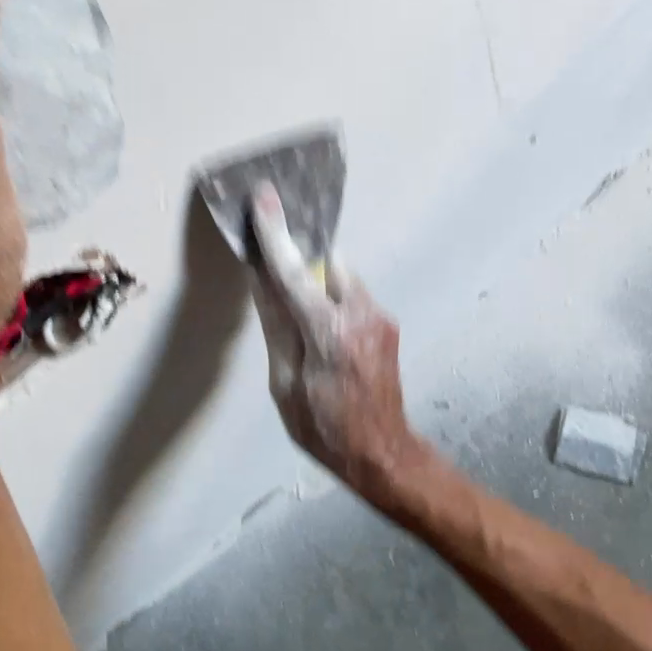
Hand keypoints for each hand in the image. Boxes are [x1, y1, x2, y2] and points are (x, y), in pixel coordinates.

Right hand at [248, 185, 420, 487]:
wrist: (382, 453)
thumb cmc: (323, 429)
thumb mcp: (284, 384)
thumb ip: (276, 326)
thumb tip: (263, 279)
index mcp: (329, 332)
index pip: (294, 271)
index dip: (275, 233)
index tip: (264, 197)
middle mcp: (362, 314)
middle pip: (325, 265)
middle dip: (302, 268)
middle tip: (282, 286)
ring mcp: (382, 319)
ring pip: (342, 281)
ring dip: (319, 290)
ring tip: (304, 326)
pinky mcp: (389, 326)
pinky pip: (353, 300)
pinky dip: (334, 305)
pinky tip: (326, 338)